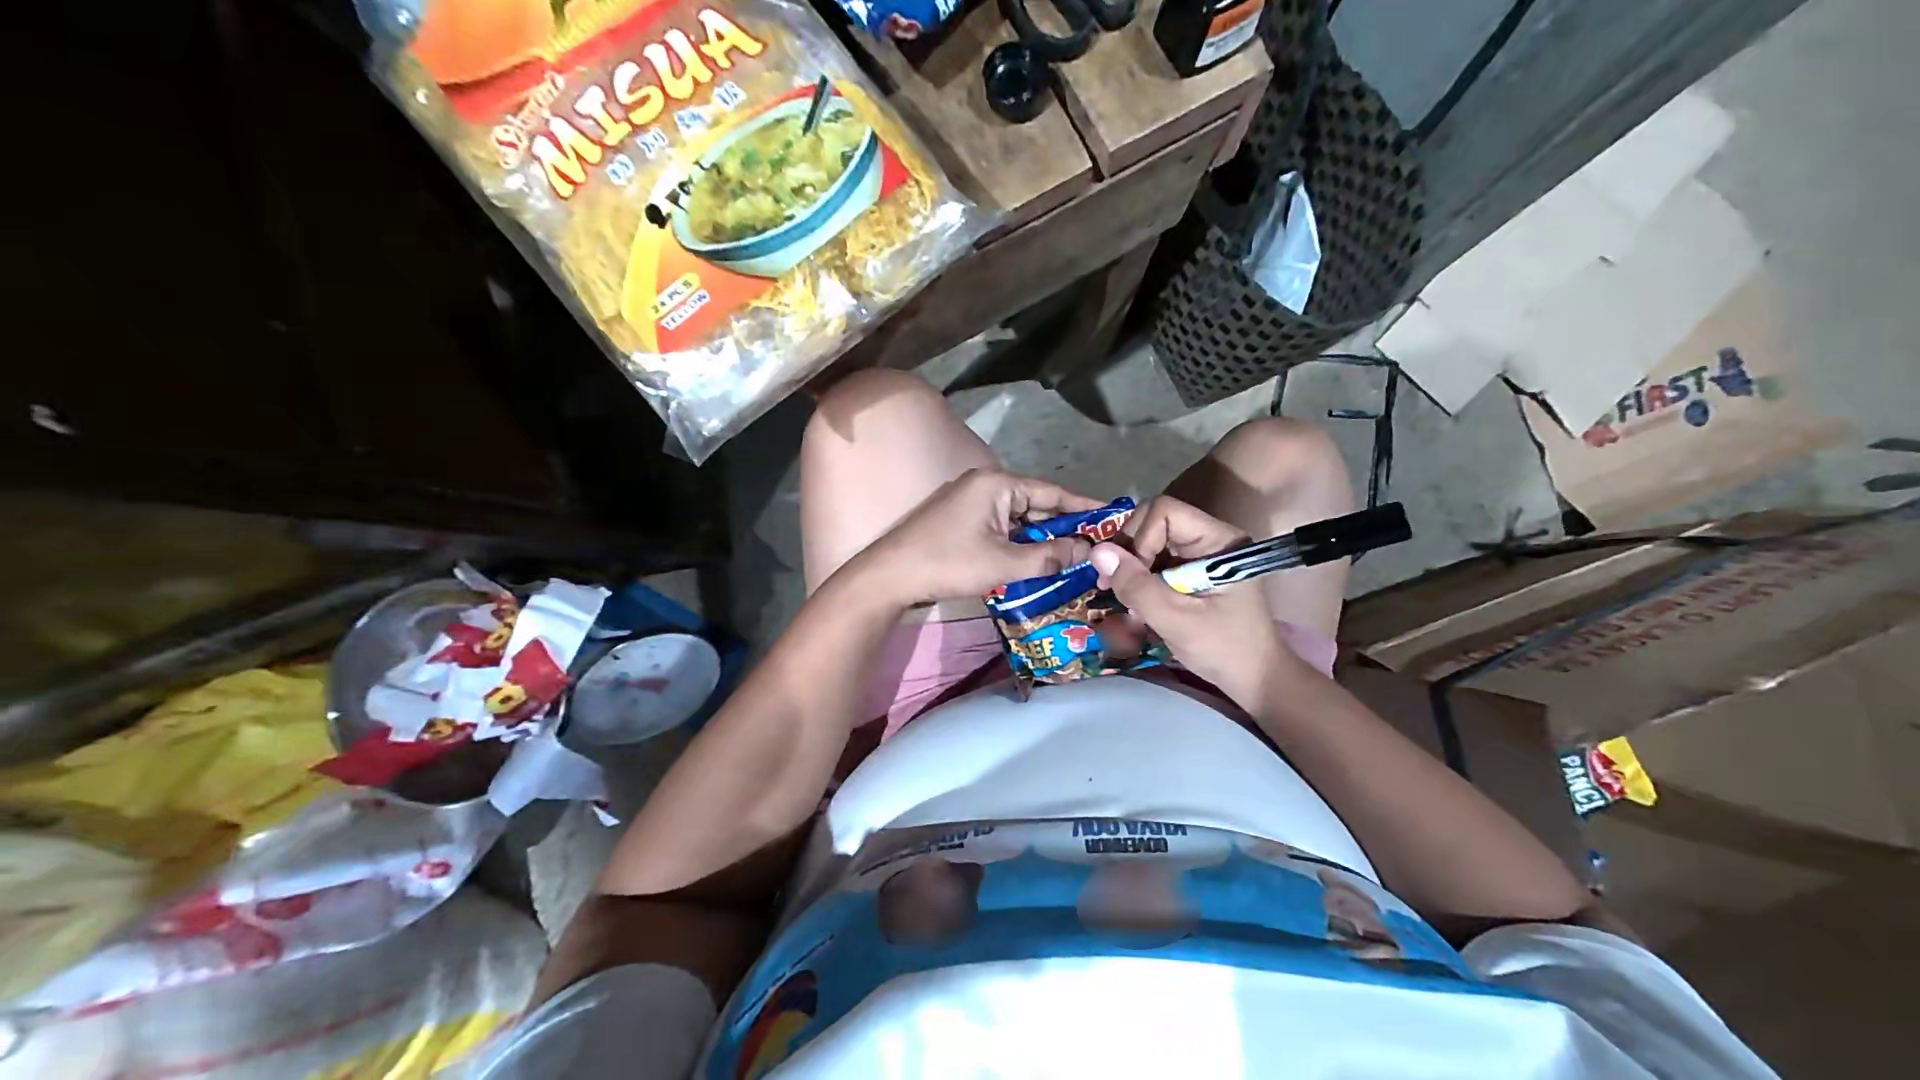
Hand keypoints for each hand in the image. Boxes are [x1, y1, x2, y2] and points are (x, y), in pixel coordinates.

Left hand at [847, 468, 1104, 606]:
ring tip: (1075, 558)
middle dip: (1064, 527)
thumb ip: (1049, 558)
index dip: (1083, 507)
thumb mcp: (1005, 563)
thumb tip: (1086, 552)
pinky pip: (1001, 528)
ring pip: (1018, 519)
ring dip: (1042, 539)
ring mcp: (970, 503)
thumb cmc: (949, 563)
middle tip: (1097, 546)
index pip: (1052, 492)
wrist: (889, 576)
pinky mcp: (960, 522)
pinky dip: (1020, 544)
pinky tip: (1039, 562)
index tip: (1111, 518)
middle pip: (1036, 504)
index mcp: (997, 484)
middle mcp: (985, 486)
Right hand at [1088, 496, 1294, 710]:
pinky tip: (1135, 604)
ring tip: (1124, 599)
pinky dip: (1138, 578)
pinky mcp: (1190, 570)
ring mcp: (1199, 554)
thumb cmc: (1223, 648)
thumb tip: (1097, 551)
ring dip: (1130, 567)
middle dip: (1129, 550)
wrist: (1255, 679)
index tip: (1134, 576)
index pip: (1165, 512)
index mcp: (1218, 541)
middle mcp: (1209, 539)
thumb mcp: (1176, 620)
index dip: (1140, 537)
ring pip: (1148, 539)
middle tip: (1113, 585)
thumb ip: (1137, 586)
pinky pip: (1153, 559)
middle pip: (1153, 520)